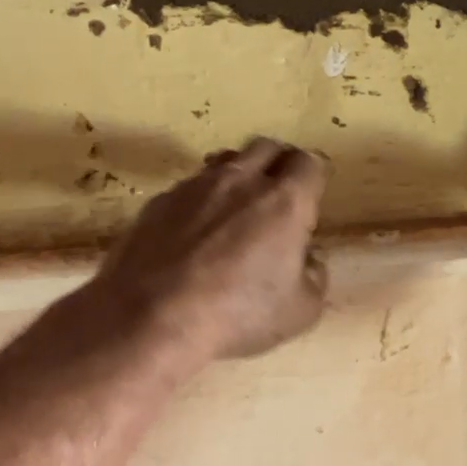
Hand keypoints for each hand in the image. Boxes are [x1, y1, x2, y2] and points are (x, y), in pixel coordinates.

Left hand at [80, 137, 329, 367]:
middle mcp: (242, 181)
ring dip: (240, 174)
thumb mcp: (301, 310)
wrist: (151, 318)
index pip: (310, 163)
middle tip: (282, 192)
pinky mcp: (159, 201)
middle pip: (267, 147)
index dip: (316, 175)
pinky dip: (204, 198)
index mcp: (285, 202)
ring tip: (239, 205)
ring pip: (226, 160)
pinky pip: (191, 186)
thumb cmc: (238, 315)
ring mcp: (195, 187)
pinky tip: (198, 231)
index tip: (314, 194)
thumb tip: (307, 259)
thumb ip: (314, 276)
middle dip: (280, 163)